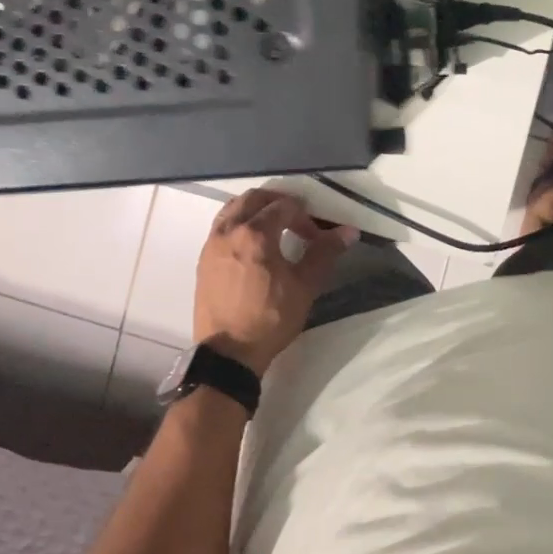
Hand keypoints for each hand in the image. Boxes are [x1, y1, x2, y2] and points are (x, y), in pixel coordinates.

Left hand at [194, 190, 355, 374]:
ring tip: (272, 228)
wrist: (227, 355)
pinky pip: (221, 227)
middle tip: (296, 218)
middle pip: (254, 198)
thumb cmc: (269, 318)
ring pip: (233, 209)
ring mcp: (212, 245)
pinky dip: (239, 224)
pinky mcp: (203, 260)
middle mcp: (229, 231)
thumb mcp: (304, 286)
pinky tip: (251, 247)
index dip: (304, 216)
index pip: (283, 207)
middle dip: (277, 202)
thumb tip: (349, 231)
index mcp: (255, 233)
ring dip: (255, 210)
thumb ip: (324, 253)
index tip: (315, 235)